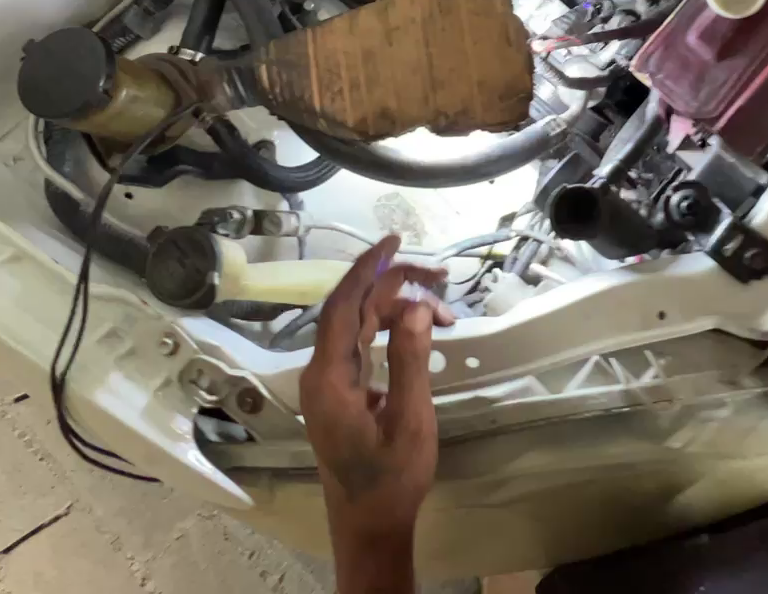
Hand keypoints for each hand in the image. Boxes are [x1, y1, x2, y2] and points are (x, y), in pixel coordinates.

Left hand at [299, 237, 453, 554]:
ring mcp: (331, 381)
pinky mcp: (343, 390)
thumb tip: (418, 307)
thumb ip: (411, 359)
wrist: (370, 527)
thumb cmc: (391, 479)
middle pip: (355, 307)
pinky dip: (394, 328)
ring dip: (400, 308)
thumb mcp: (410, 420)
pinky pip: (365, 342)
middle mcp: (323, 372)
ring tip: (445, 312)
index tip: (394, 241)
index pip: (343, 304)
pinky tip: (422, 328)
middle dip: (396, 283)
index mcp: (329, 377)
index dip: (367, 267)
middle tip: (441, 276)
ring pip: (362, 323)